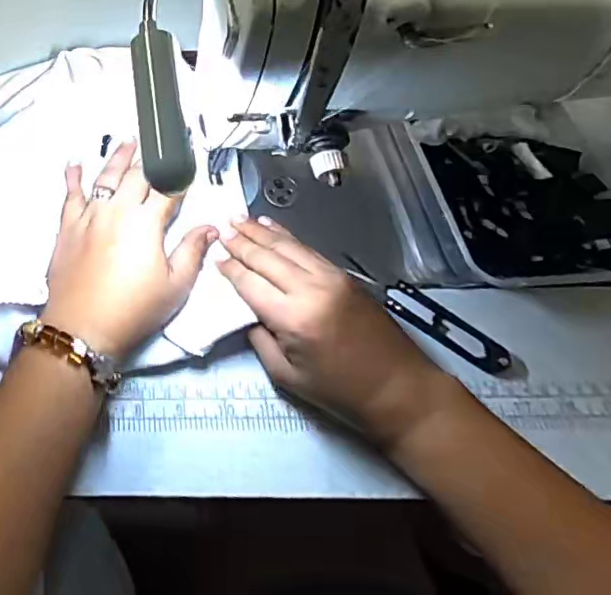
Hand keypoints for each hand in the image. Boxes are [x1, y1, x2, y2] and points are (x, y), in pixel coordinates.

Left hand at [44, 140, 215, 356]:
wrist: (81, 329)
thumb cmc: (134, 310)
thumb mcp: (175, 286)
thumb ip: (193, 251)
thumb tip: (210, 228)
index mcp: (147, 222)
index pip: (168, 190)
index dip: (180, 177)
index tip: (188, 166)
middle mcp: (119, 210)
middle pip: (137, 176)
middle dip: (150, 160)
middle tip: (158, 147)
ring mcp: (91, 216)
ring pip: (106, 177)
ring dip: (118, 158)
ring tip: (127, 142)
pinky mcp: (68, 227)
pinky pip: (71, 196)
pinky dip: (73, 178)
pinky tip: (75, 164)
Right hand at [218, 217, 457, 448]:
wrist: (395, 384)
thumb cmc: (339, 390)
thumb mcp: (288, 376)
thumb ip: (262, 340)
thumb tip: (249, 313)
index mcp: (294, 318)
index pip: (252, 284)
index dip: (232, 269)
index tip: (215, 256)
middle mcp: (310, 288)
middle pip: (269, 257)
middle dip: (243, 242)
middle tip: (223, 227)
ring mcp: (329, 277)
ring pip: (289, 246)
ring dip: (263, 231)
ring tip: (241, 219)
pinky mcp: (342, 274)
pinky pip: (308, 250)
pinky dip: (288, 237)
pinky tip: (273, 228)